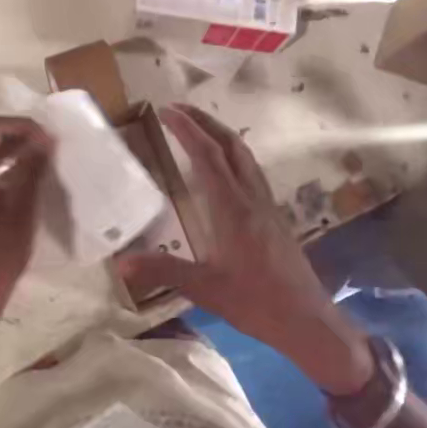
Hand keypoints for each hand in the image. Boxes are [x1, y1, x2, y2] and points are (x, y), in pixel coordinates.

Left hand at [0, 116, 52, 318]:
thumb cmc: (1, 253)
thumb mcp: (22, 210)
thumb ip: (30, 171)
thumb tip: (44, 141)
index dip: (21, 126)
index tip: (47, 139)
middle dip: (17, 134)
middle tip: (47, 146)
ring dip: (10, 149)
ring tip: (41, 158)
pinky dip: (1, 164)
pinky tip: (24, 177)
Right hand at [118, 105, 372, 394]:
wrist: (306, 319)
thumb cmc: (255, 303)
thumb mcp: (203, 288)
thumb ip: (162, 270)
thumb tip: (120, 262)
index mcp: (232, 210)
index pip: (207, 157)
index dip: (187, 130)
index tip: (166, 111)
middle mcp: (252, 198)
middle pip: (230, 145)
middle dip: (204, 121)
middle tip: (178, 109)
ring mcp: (266, 205)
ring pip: (244, 156)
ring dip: (220, 134)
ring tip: (197, 128)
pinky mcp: (273, 216)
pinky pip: (250, 172)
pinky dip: (231, 155)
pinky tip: (221, 167)